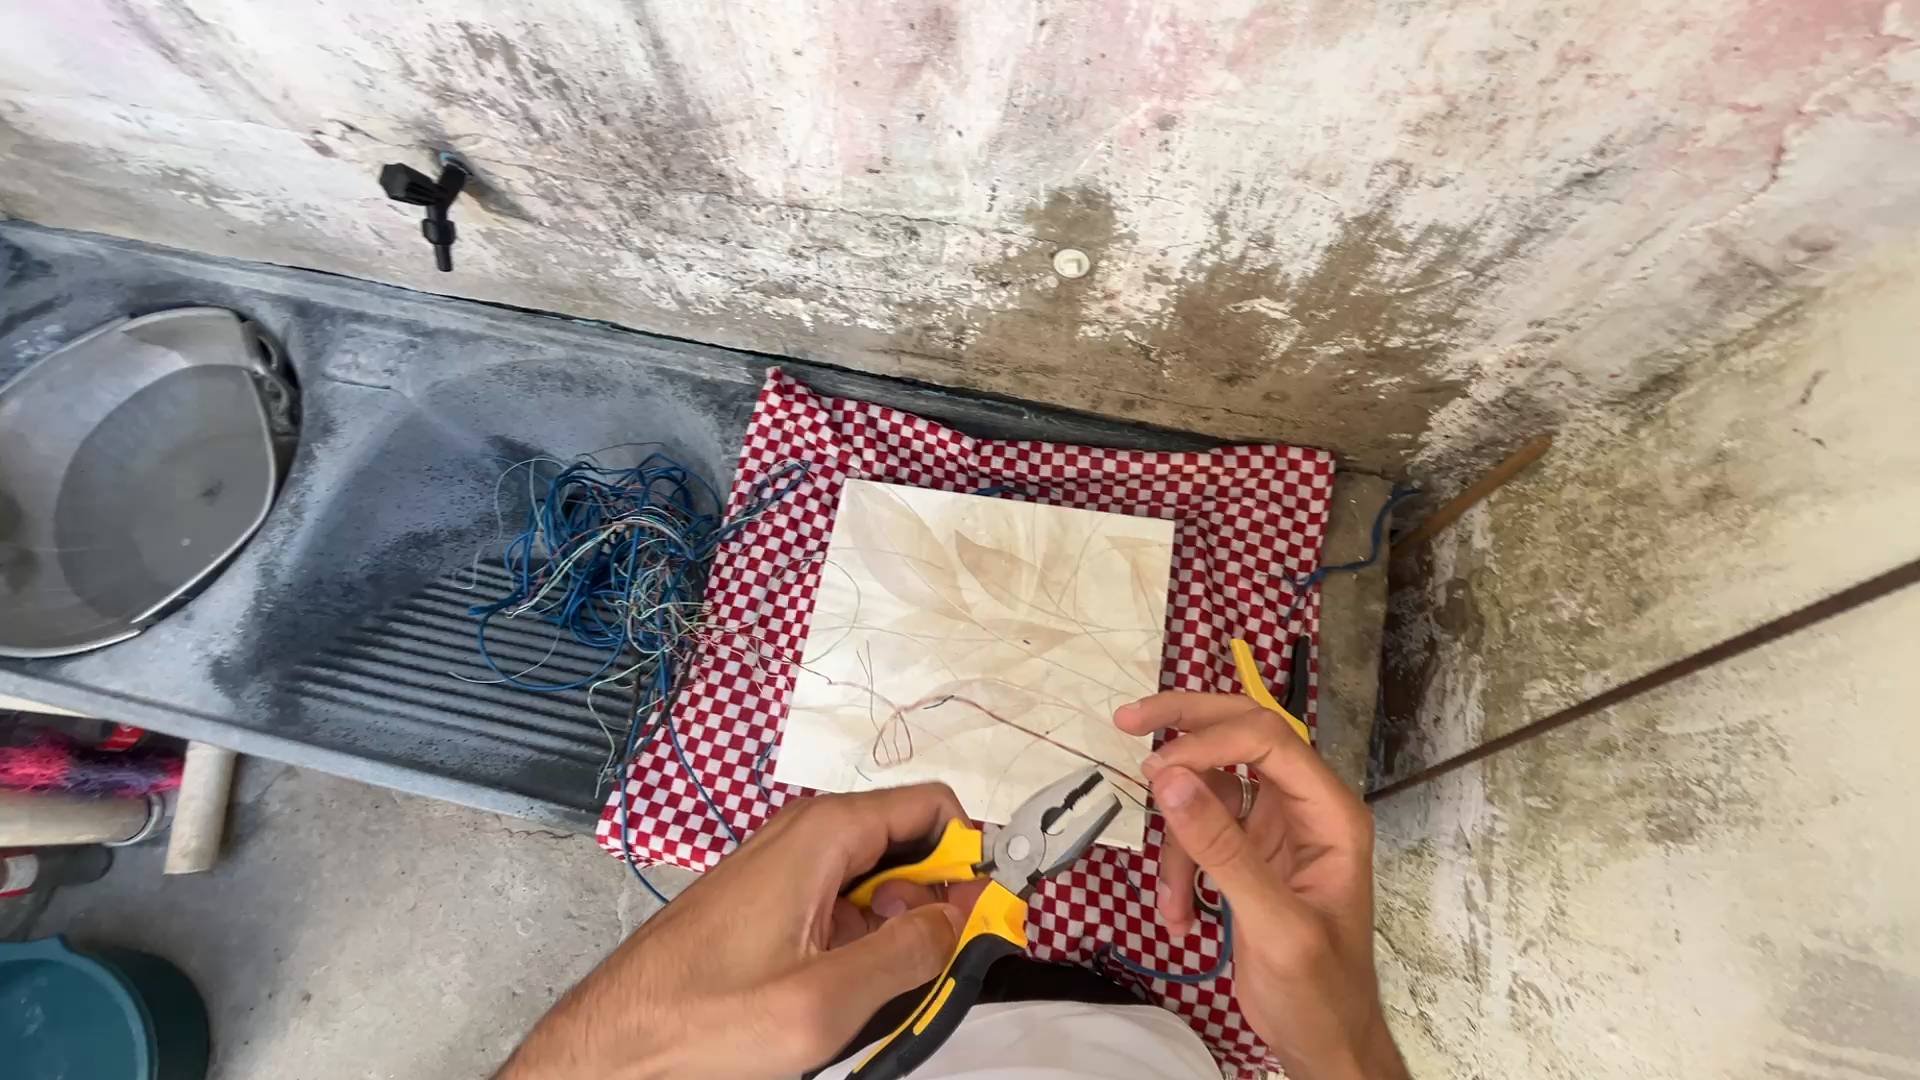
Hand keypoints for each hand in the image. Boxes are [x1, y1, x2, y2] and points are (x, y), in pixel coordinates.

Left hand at [496, 785, 971, 1079]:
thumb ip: (911, 953)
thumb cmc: (706, 1021)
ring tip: (874, 993)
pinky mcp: (777, 894)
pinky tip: (843, 991)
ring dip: (899, 929)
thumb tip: (974, 911)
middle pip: (910, 842)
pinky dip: (865, 940)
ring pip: (881, 877)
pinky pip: (846, 901)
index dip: (971, 856)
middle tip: (929, 971)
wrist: (604, 1051)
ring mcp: (791, 861)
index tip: (986, 918)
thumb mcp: (825, 1002)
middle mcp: (813, 829)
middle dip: (935, 900)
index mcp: (828, 829)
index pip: (935, 808)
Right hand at [1116, 693, 1407, 1079]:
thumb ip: (1222, 850)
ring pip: (1204, 789)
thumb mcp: (1273, 926)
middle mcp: (1301, 803)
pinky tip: (1180, 913)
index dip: (1208, 740)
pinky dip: (1177, 867)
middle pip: (1238, 732)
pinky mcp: (1243, 846)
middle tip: (1126, 720)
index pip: (1266, 739)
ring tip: (1173, 901)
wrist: (1323, 1045)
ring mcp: (1270, 822)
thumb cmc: (1320, 993)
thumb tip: (1166, 777)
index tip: (1156, 769)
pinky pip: (1195, 829)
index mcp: (1329, 811)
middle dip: (1182, 727)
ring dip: (1175, 842)